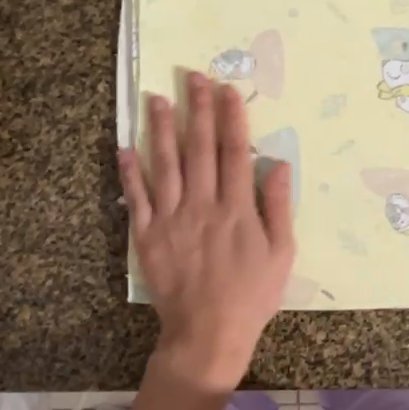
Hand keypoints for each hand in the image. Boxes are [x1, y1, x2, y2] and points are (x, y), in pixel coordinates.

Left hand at [118, 73, 295, 390]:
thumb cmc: (252, 295)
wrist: (208, 333)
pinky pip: (136, 198)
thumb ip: (278, 207)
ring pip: (165, 165)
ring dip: (161, 129)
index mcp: (237, 208)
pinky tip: (126, 147)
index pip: (235, 152)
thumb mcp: (282, 254)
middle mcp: (202, 205)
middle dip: (197, 110)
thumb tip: (280, 165)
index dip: (232, 118)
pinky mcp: (147, 236)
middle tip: (193, 77)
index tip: (228, 90)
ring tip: (158, 98)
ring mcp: (171, 219)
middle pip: (199, 149)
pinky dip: (130, 172)